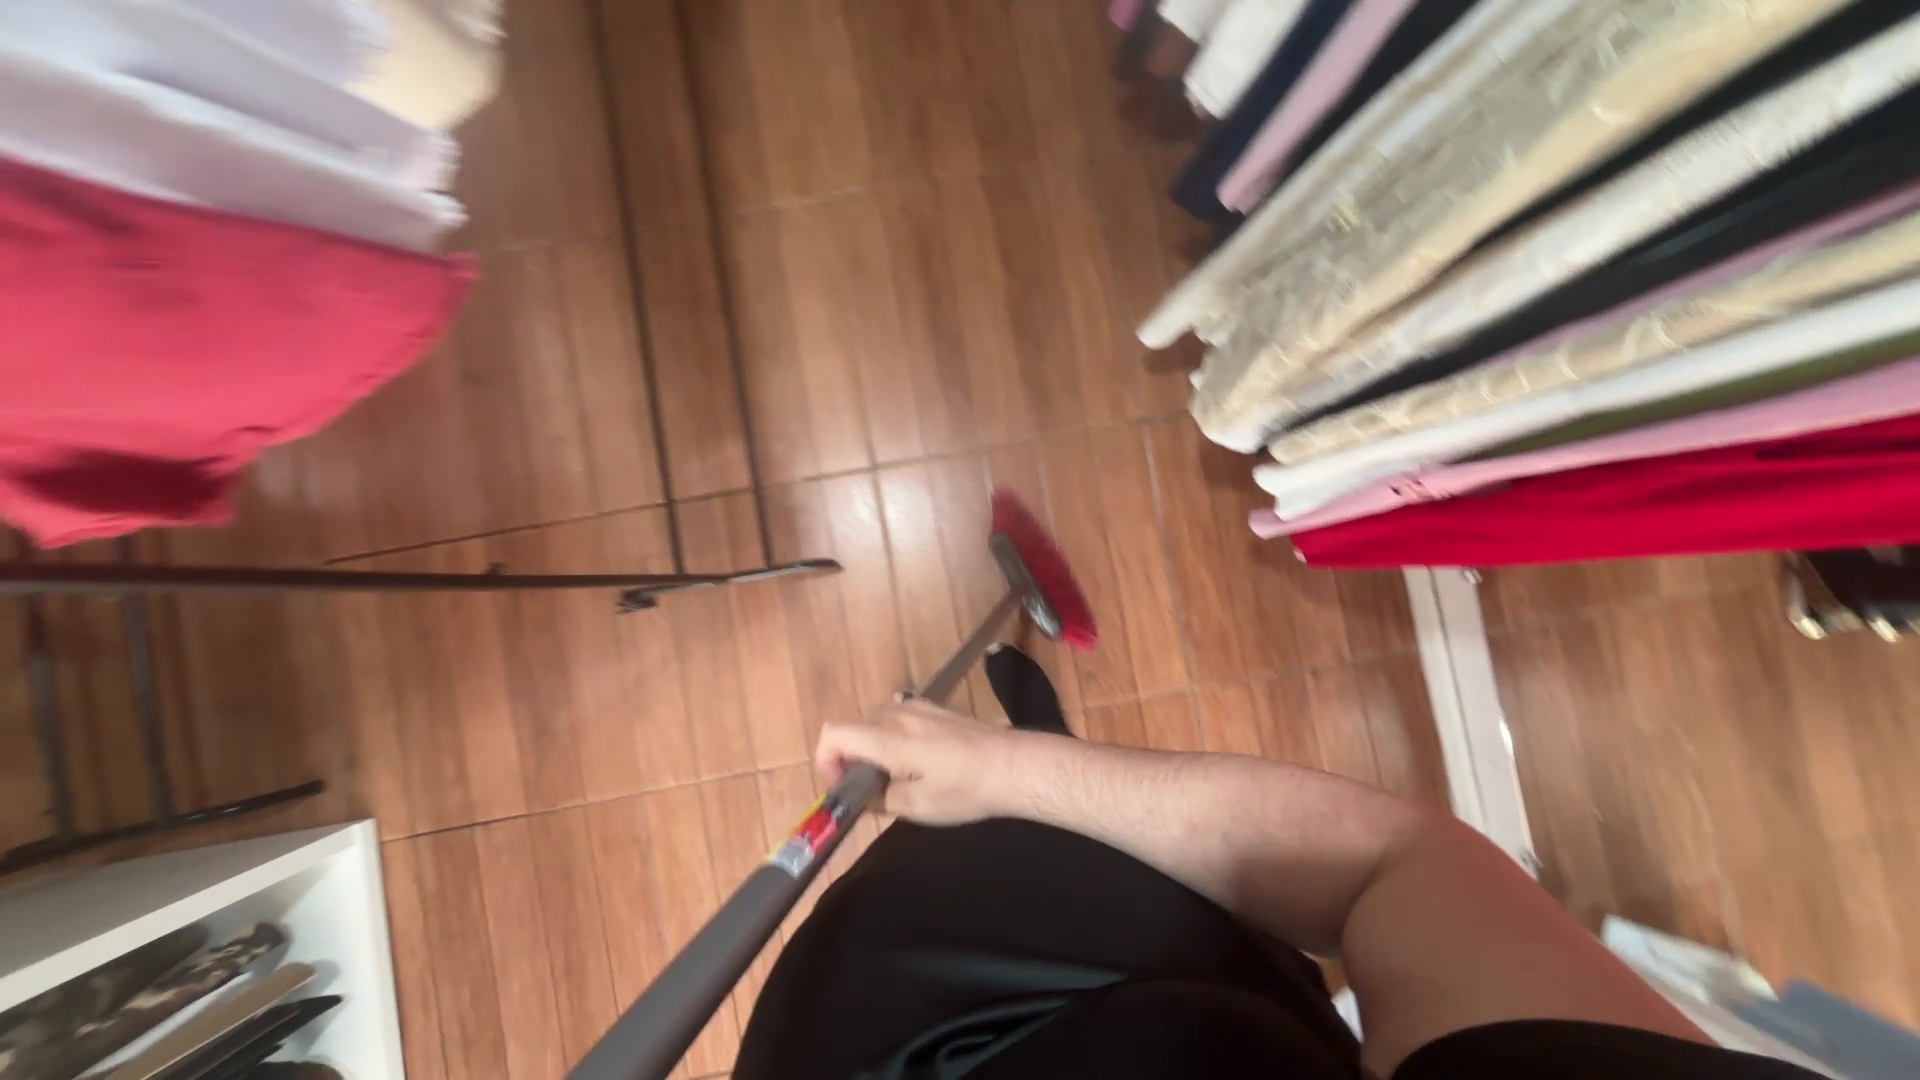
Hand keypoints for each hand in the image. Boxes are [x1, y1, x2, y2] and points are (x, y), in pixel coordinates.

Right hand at [814, 698, 1037, 825]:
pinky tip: (918, 760)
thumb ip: (880, 799)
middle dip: (851, 758)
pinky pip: (898, 717)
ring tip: (897, 777)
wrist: (1013, 765)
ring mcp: (918, 707)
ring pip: (875, 721)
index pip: (834, 733)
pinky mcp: (935, 708)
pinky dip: (894, 738)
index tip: (843, 785)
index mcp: (889, 738)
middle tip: (872, 790)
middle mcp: (898, 714)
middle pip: (853, 727)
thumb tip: (864, 794)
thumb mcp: (918, 807)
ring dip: (874, 747)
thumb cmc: (965, 789)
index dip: (826, 759)